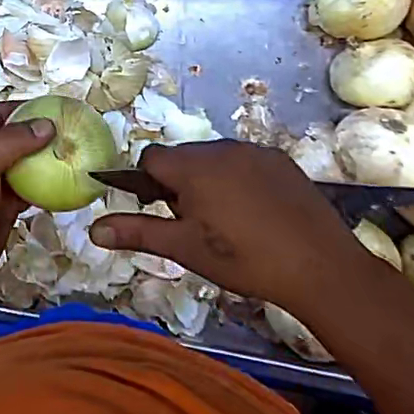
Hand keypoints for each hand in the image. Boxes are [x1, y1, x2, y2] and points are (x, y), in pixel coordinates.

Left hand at [0, 101, 54, 295]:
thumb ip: (11, 142)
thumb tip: (47, 125)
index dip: (21, 108)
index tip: (52, 109)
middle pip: (16, 138)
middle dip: (40, 133)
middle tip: (72, 133)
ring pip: (27, 166)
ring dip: (48, 161)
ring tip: (76, 156)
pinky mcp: (7, 208)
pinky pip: (32, 192)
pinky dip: (49, 188)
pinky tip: (69, 187)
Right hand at [89, 140, 357, 304]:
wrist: (320, 266)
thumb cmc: (243, 259)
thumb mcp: (185, 248)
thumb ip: (137, 232)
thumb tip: (93, 229)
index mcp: (191, 167)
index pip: (150, 158)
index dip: (148, 184)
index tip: (164, 212)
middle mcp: (218, 148)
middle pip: (181, 157)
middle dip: (179, 182)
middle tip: (196, 223)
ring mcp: (252, 151)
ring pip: (212, 158)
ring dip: (208, 179)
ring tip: (228, 220)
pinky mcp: (279, 159)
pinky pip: (243, 160)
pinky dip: (238, 178)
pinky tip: (255, 212)